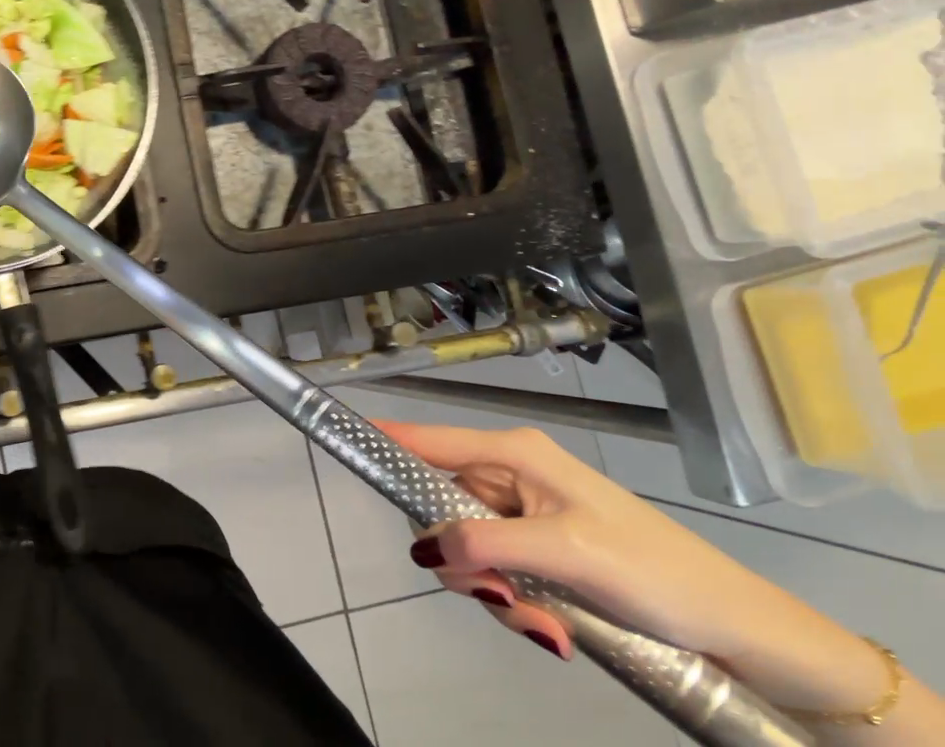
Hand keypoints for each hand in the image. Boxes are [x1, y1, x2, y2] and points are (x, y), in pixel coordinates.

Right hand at [379, 421, 898, 720]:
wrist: (736, 628)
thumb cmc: (654, 572)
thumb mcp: (564, 554)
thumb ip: (484, 543)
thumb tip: (423, 551)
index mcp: (515, 456)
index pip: (425, 439)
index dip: (379, 439)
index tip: (333, 439)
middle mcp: (510, 477)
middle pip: (436, 508)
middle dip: (461, 561)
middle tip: (500, 598)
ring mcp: (522, 515)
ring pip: (462, 549)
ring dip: (492, 594)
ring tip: (542, 625)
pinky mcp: (536, 550)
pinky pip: (491, 571)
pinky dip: (511, 604)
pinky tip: (549, 630)